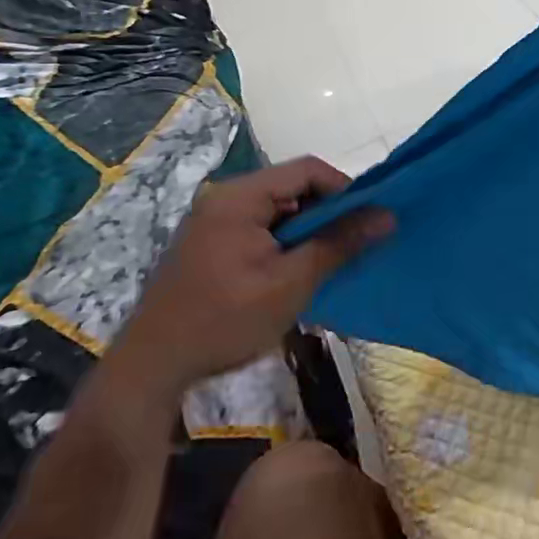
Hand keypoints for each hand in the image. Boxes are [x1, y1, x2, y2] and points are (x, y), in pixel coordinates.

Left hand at [103, 159, 393, 399]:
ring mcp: (215, 221)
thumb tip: (388, 216)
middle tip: (353, 245)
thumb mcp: (291, 283)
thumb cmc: (223, 321)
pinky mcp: (211, 244)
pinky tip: (300, 272)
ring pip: (281, 210)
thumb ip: (339, 244)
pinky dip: (288, 243)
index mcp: (239, 197)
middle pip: (294, 187)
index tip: (368, 221)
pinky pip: (263, 228)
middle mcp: (225, 198)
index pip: (308, 170)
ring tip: (331, 262)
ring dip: (310, 231)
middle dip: (329, 213)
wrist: (150, 369)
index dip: (345, 190)